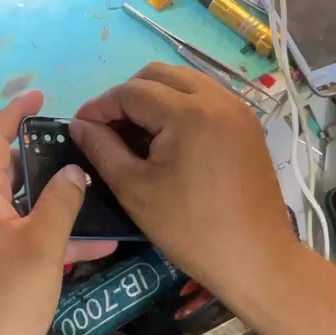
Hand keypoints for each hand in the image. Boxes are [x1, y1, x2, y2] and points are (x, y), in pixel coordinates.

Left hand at [0, 91, 114, 334]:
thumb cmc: (9, 297)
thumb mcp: (44, 245)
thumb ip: (62, 201)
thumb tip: (73, 171)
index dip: (14, 113)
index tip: (39, 95)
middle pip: (3, 167)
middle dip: (37, 153)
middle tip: (71, 141)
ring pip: (17, 202)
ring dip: (50, 195)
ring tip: (88, 183)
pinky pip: (20, 232)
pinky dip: (50, 230)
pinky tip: (96, 241)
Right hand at [71, 63, 301, 296]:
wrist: (256, 260)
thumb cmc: (190, 228)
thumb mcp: (134, 189)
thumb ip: (101, 149)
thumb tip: (79, 125)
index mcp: (189, 113)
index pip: (131, 91)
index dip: (99, 106)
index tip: (80, 127)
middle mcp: (217, 99)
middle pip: (158, 75)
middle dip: (126, 95)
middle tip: (108, 127)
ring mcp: (237, 109)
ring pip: (184, 81)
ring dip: (154, 96)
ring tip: (136, 132)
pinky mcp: (247, 124)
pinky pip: (205, 97)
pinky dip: (179, 105)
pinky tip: (167, 138)